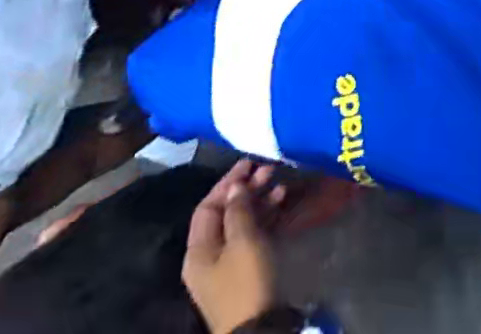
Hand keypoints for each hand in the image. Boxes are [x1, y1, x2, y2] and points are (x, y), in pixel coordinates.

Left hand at [183, 159, 284, 333]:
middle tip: (269, 169)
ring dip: (259, 201)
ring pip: (241, 222)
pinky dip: (265, 218)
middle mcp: (208, 255)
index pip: (207, 206)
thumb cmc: (246, 282)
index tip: (250, 163)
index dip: (227, 183)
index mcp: (198, 250)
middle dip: (246, 190)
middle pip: (225, 213)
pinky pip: (253, 235)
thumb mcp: (243, 241)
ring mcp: (227, 264)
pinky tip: (281, 203)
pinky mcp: (246, 271)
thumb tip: (235, 186)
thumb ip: (239, 210)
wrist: (258, 331)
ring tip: (280, 184)